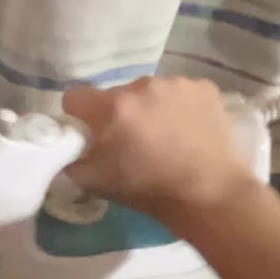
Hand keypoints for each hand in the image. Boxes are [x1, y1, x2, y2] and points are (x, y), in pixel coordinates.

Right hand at [62, 77, 260, 223]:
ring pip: (148, 92)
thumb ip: (72, 161)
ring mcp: (177, 84)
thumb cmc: (148, 189)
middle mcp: (142, 86)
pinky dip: (177, 107)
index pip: (74, 97)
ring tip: (163, 136)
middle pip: (115, 95)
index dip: (77, 116)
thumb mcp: (95, 183)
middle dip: (117, 114)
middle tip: (131, 141)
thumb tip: (68, 150)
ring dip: (148, 109)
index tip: (89, 134)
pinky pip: (179, 92)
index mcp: (112, 108)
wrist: (211, 195)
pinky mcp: (205, 88)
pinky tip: (186, 130)